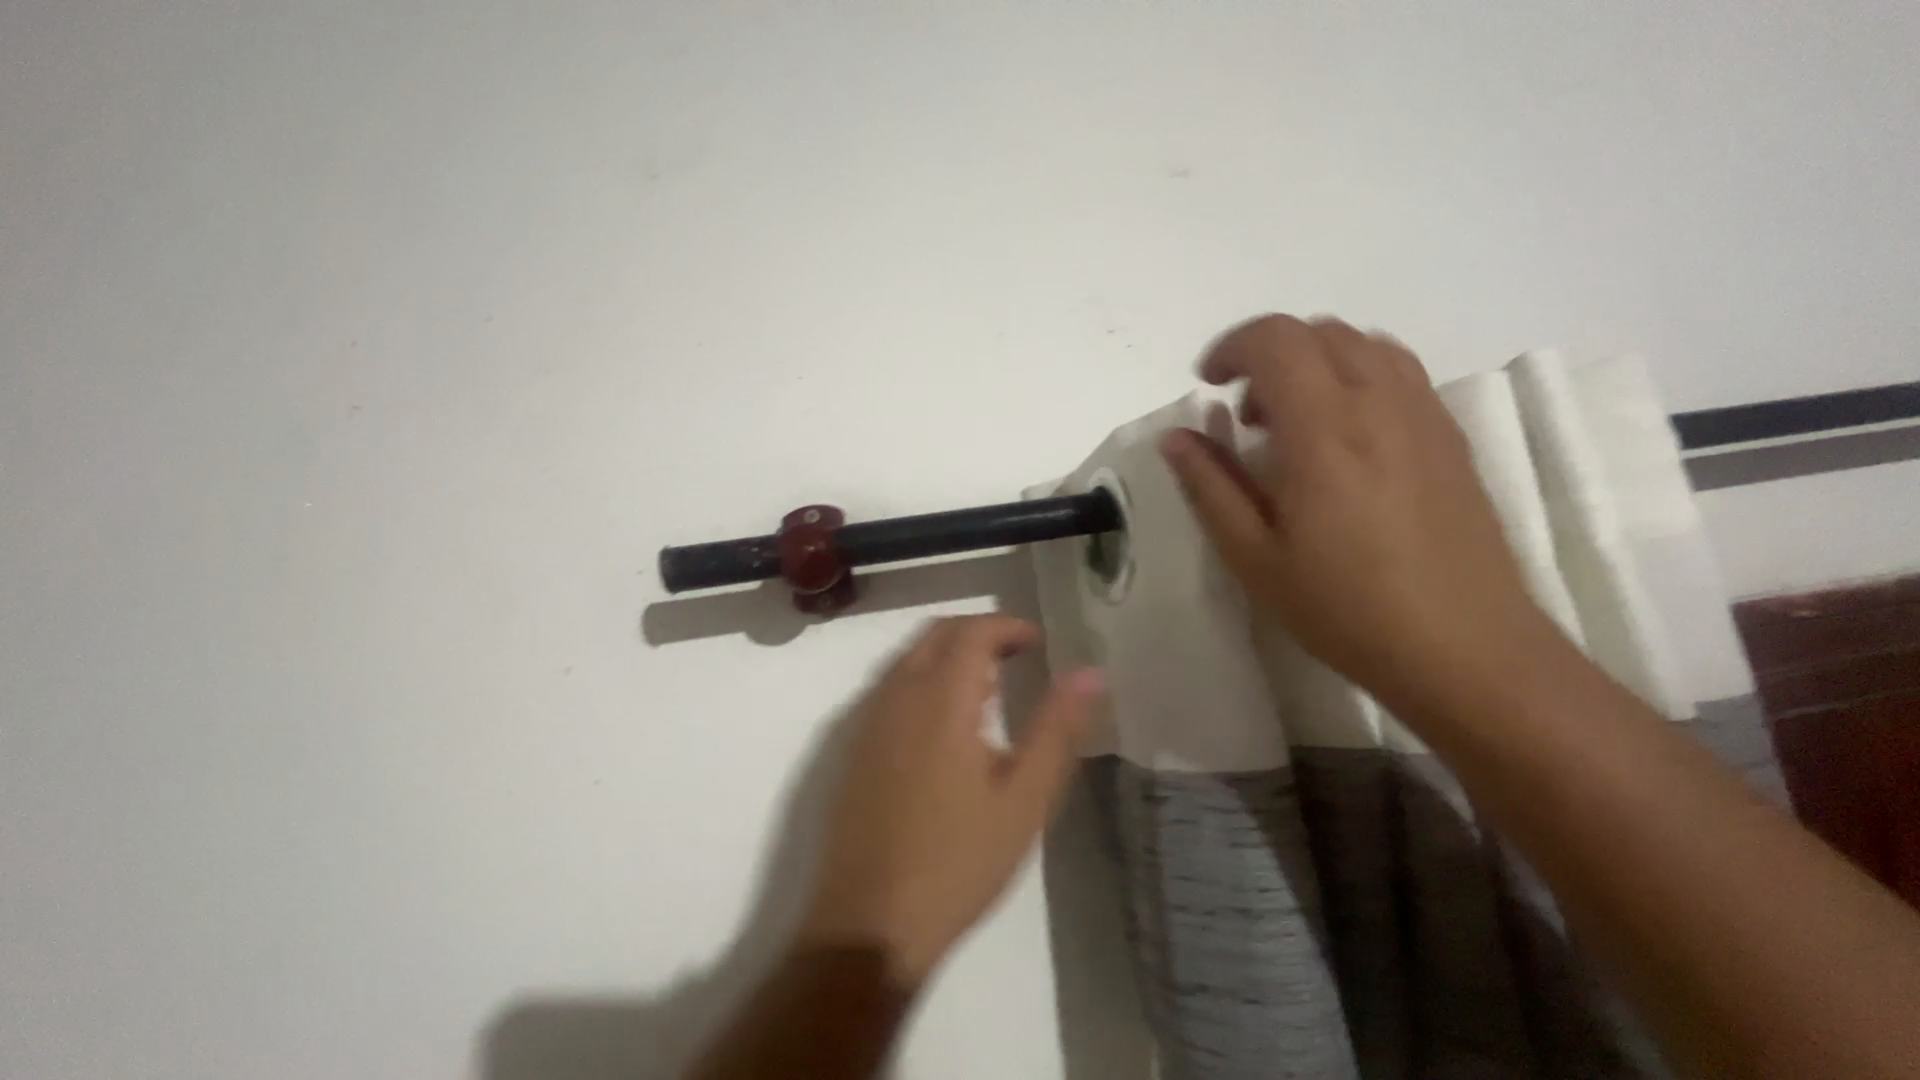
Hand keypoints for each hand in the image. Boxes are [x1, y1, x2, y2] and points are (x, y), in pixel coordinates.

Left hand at [798, 615, 1102, 983]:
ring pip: (907, 662)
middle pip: (934, 636)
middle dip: (977, 634)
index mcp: (940, 702)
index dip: (1006, 626)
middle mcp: (896, 699)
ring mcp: (866, 726)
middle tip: (1016, 658)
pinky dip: (922, 683)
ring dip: (947, 658)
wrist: (869, 925)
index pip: (971, 632)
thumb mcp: (1024, 800)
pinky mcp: (852, 754)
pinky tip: (946, 730)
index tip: (1037, 643)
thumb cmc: (958, 862)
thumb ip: (1056, 729)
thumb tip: (1089, 673)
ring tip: (989, 692)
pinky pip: (889, 692)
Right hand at [1160, 314, 1551, 705]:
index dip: (1231, 348)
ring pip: (1365, 345)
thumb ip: (1210, 487)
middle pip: (1320, 332)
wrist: (1464, 648)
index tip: (1208, 387)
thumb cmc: (1345, 608)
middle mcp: (1379, 402)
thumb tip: (1176, 437)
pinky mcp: (1451, 437)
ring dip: (1316, 362)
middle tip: (1246, 418)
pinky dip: (1358, 377)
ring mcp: (1424, 415)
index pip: (1276, 339)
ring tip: (1295, 423)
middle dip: (1269, 355)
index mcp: (1324, 428)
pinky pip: (1400, 373)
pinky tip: (1346, 441)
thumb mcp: (1254, 557)